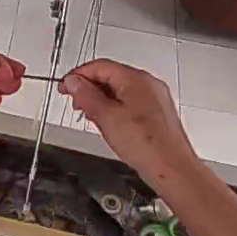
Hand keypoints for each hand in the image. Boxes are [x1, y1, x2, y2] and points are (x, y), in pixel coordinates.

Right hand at [59, 59, 202, 186]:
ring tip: (89, 116)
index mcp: (136, 79)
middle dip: (88, 88)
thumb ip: (86, 96)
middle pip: (110, 76)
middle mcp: (148, 85)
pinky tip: (108, 124)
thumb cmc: (146, 144)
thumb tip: (73, 82)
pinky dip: (114, 109)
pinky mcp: (156, 113)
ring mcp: (154, 98)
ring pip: (119, 90)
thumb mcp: (106, 117)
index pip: (100, 66)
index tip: (65, 87)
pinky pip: (129, 103)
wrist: (171, 168)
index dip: (78, 75)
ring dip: (100, 100)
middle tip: (75, 102)